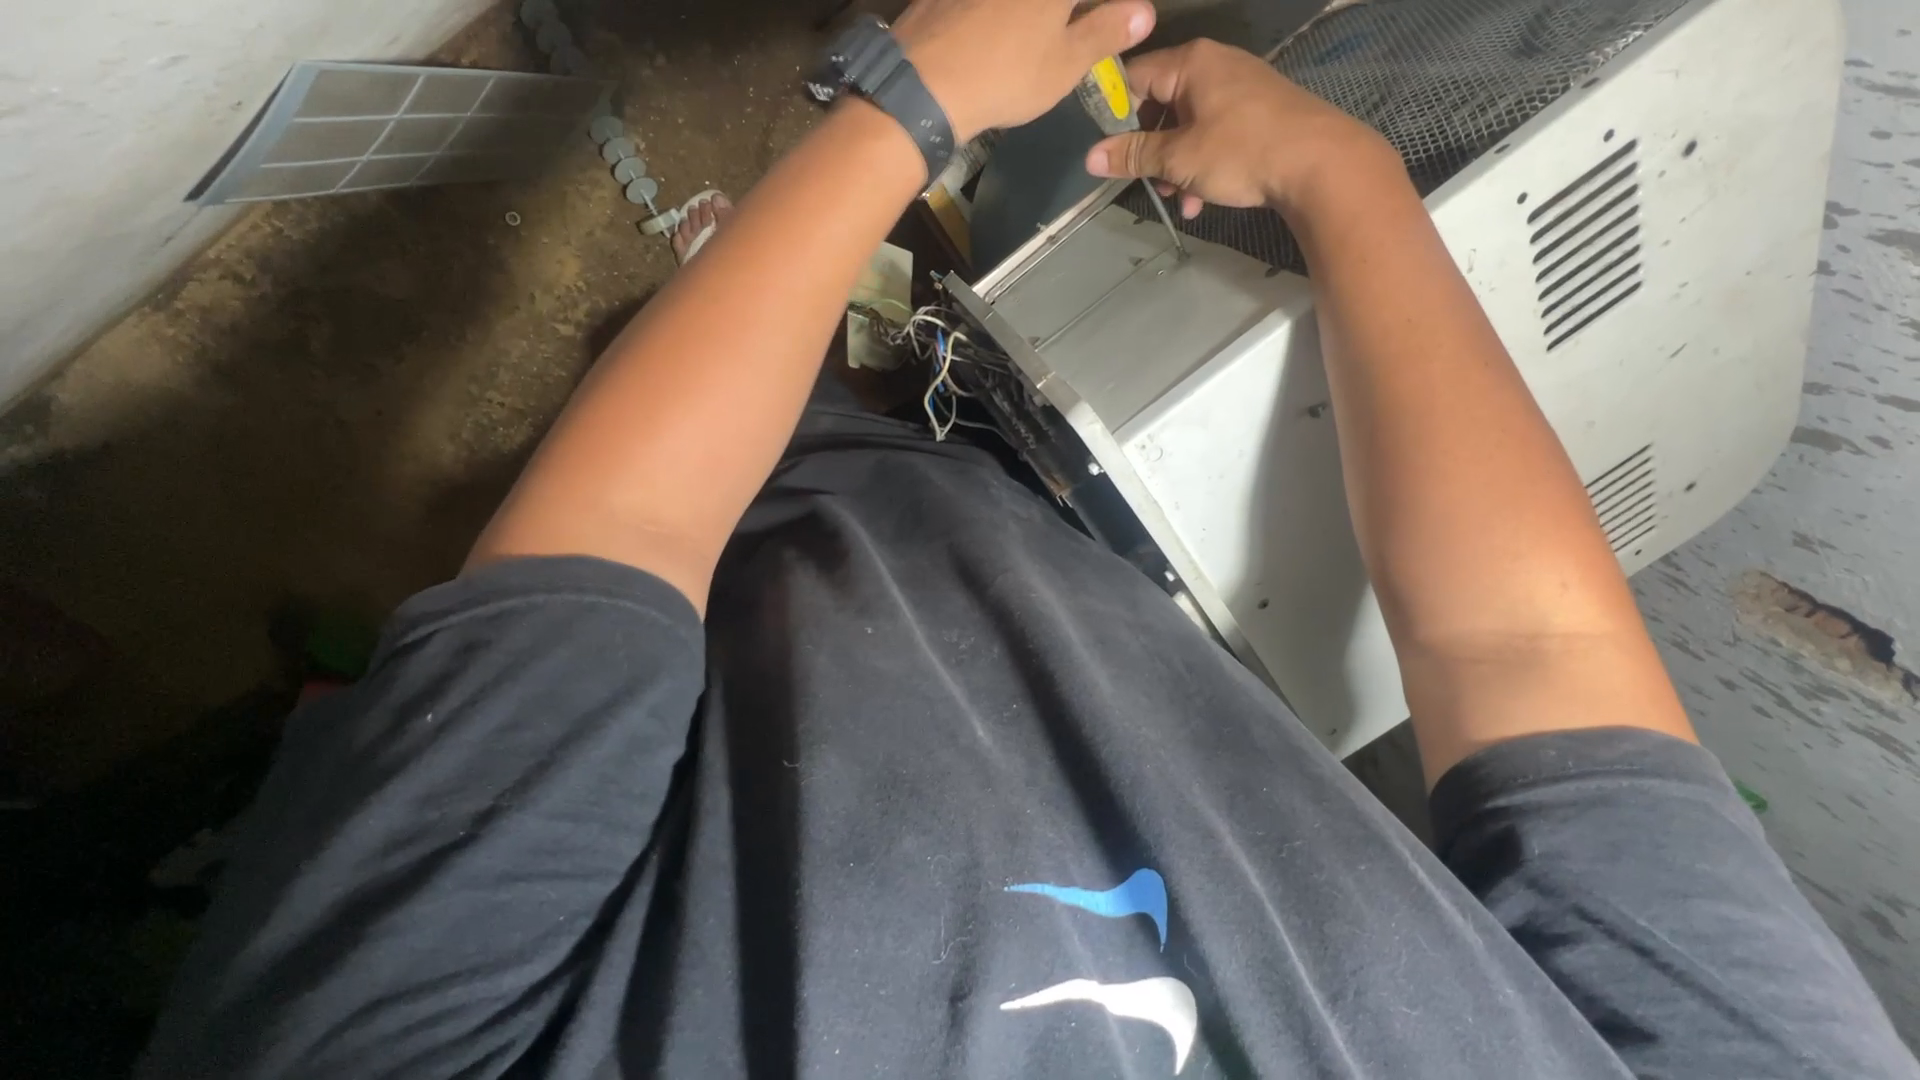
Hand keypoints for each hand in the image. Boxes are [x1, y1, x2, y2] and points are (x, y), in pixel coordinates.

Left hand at [892, 0, 1156, 143]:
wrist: (924, 85)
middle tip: (1066, 30)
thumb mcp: (1064, 65)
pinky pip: (979, 3)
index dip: (1105, 11)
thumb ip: (1104, 32)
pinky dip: (993, 15)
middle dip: (1063, 17)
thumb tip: (1144, 11)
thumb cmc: (1006, 77)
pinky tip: (993, 28)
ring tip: (1031, 38)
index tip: (1115, 19)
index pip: (1091, 1)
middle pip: (1050, 4)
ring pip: (1015, 7)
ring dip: (1027, 18)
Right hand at [1084, 39, 1398, 219]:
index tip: (1107, 148)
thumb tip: (1090, 156)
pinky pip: (1214, 135)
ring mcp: (1239, 88)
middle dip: (1150, 149)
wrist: (1319, 163)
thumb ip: (1133, 155)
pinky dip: (1202, 166)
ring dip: (1175, 167)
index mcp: (1191, 63)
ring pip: (1188, 127)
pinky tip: (1202, 201)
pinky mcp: (1258, 113)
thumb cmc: (1241, 151)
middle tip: (1146, 181)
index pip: (1134, 77)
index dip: (1115, 113)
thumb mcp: (1178, 158)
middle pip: (1161, 104)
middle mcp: (1215, 66)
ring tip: (1179, 199)